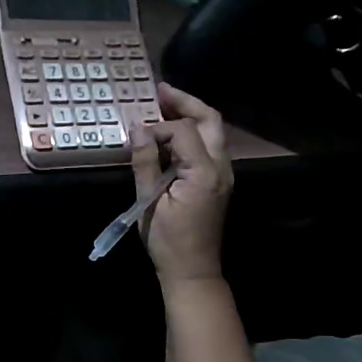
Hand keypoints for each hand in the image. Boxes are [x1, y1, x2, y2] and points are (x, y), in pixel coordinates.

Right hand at [131, 82, 231, 285]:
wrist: (193, 271)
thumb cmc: (167, 241)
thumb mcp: (148, 202)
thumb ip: (144, 163)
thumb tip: (138, 129)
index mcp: (203, 172)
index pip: (182, 130)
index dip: (159, 126)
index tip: (137, 134)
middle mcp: (221, 167)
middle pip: (209, 119)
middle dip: (185, 101)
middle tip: (160, 90)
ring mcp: (224, 174)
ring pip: (213, 130)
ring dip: (191, 114)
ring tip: (164, 105)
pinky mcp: (219, 181)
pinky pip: (210, 146)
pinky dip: (193, 132)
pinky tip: (172, 134)